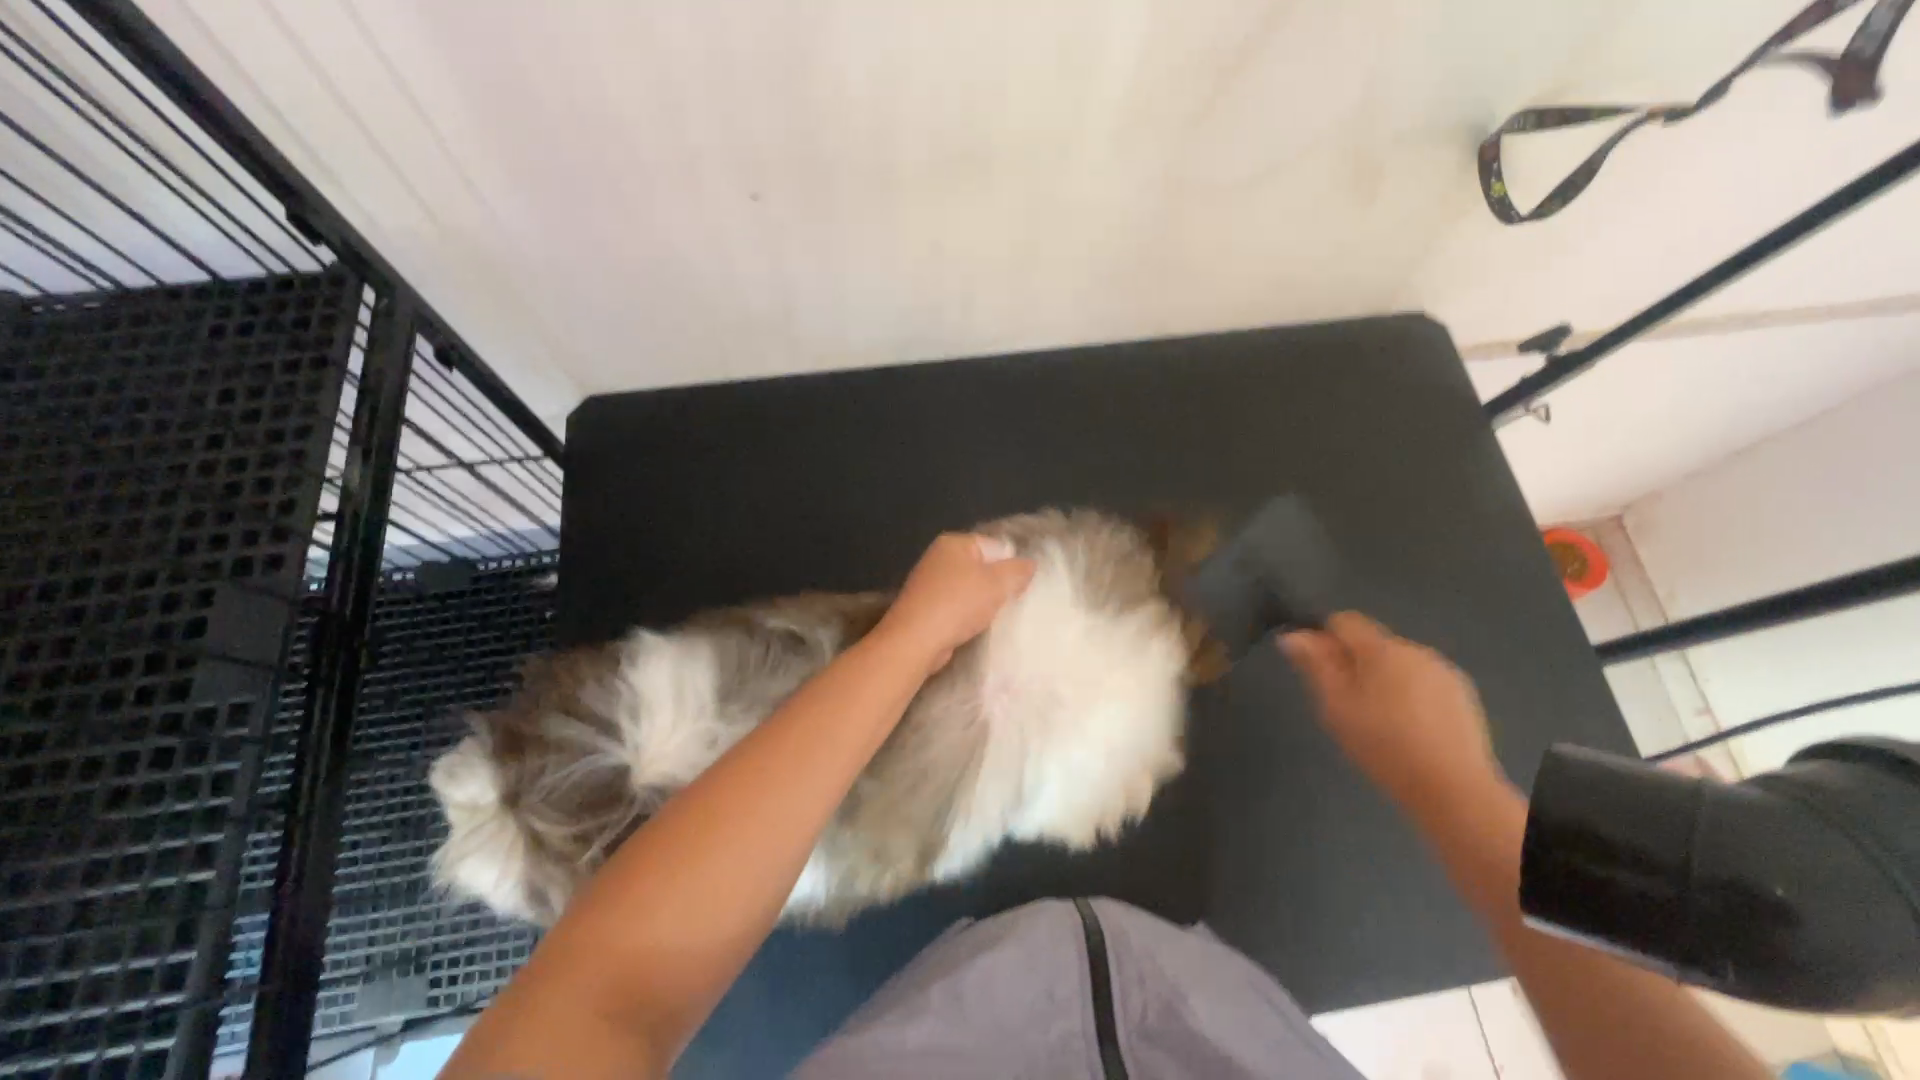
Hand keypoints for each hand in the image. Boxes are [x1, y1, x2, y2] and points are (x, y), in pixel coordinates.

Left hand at [878, 533, 1036, 672]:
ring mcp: (928, 582)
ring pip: (968, 588)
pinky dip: (966, 615)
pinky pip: (955, 606)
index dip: (1010, 565)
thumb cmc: (958, 604)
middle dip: (997, 585)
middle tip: (1011, 603)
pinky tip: (973, 627)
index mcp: (954, 543)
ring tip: (993, 618)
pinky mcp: (924, 607)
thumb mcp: (998, 584)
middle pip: (981, 567)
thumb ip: (1018, 571)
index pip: (994, 546)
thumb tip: (1029, 564)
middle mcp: (938, 557)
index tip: (1019, 587)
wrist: (916, 640)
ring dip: (982, 603)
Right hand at [1279, 613, 1509, 813]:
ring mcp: (1444, 672)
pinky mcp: (1464, 696)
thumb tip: (1293, 635)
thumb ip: (1315, 666)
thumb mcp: (1336, 707)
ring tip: (1380, 724)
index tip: (1318, 671)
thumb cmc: (1383, 745)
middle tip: (1346, 707)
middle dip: (1355, 665)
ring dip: (1384, 682)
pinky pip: (1425, 684)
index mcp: (1382, 649)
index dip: (1324, 639)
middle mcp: (1416, 649)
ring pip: (1400, 665)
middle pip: (1373, 645)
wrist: (1452, 787)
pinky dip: (1411, 698)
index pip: (1344, 621)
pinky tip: (1410, 731)